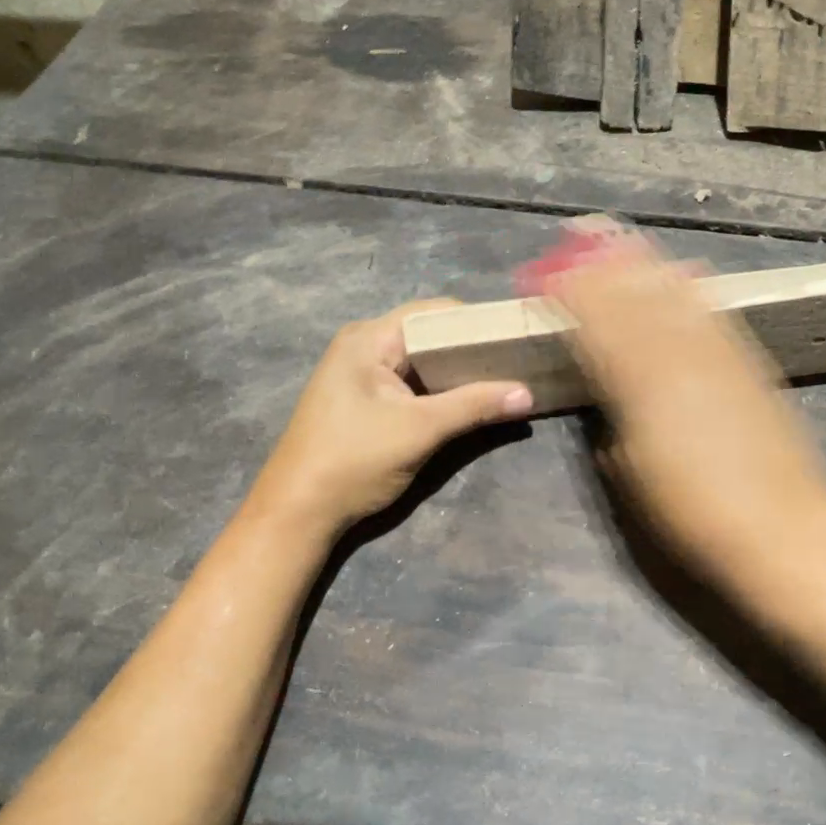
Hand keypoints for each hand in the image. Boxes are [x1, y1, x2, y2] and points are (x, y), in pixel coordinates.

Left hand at [249, 300, 531, 529]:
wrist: (298, 512)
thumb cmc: (353, 460)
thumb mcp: (420, 430)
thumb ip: (474, 406)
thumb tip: (528, 394)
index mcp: (369, 339)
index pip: (435, 312)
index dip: (478, 322)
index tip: (518, 338)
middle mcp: (365, 347)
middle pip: (431, 335)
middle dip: (474, 349)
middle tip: (519, 362)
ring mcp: (364, 376)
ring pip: (425, 362)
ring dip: (461, 373)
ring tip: (506, 380)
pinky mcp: (368, 402)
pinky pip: (415, 385)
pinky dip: (444, 391)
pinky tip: (473, 403)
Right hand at [543, 223, 825, 580]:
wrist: (781, 529)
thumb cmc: (692, 514)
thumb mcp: (629, 471)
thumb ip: (612, 419)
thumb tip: (605, 387)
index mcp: (638, 383)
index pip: (596, 321)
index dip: (569, 292)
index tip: (544, 272)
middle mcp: (678, 354)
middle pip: (634, 295)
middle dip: (602, 261)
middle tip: (579, 231)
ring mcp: (720, 354)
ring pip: (674, 293)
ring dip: (644, 262)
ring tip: (623, 238)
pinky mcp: (752, 363)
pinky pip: (715, 311)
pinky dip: (692, 286)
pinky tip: (685, 271)